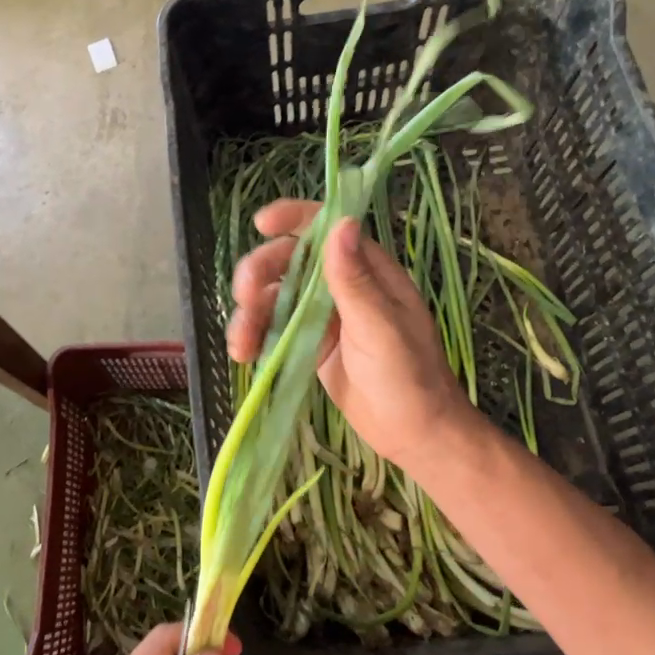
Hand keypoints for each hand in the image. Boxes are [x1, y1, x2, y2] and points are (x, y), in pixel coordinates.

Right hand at [226, 199, 482, 468]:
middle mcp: (341, 285)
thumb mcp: (381, 327)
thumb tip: (341, 223)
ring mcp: (322, 316)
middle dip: (260, 273)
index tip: (261, 223)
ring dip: (251, 312)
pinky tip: (242, 353)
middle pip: (289, 262)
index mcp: (367, 270)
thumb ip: (355, 280)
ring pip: (274, 296)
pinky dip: (254, 336)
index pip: (326, 228)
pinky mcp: (308, 344)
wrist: (415, 436)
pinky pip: (274, 329)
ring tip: (240, 341)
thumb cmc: (410, 378)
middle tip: (244, 296)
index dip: (294, 218)